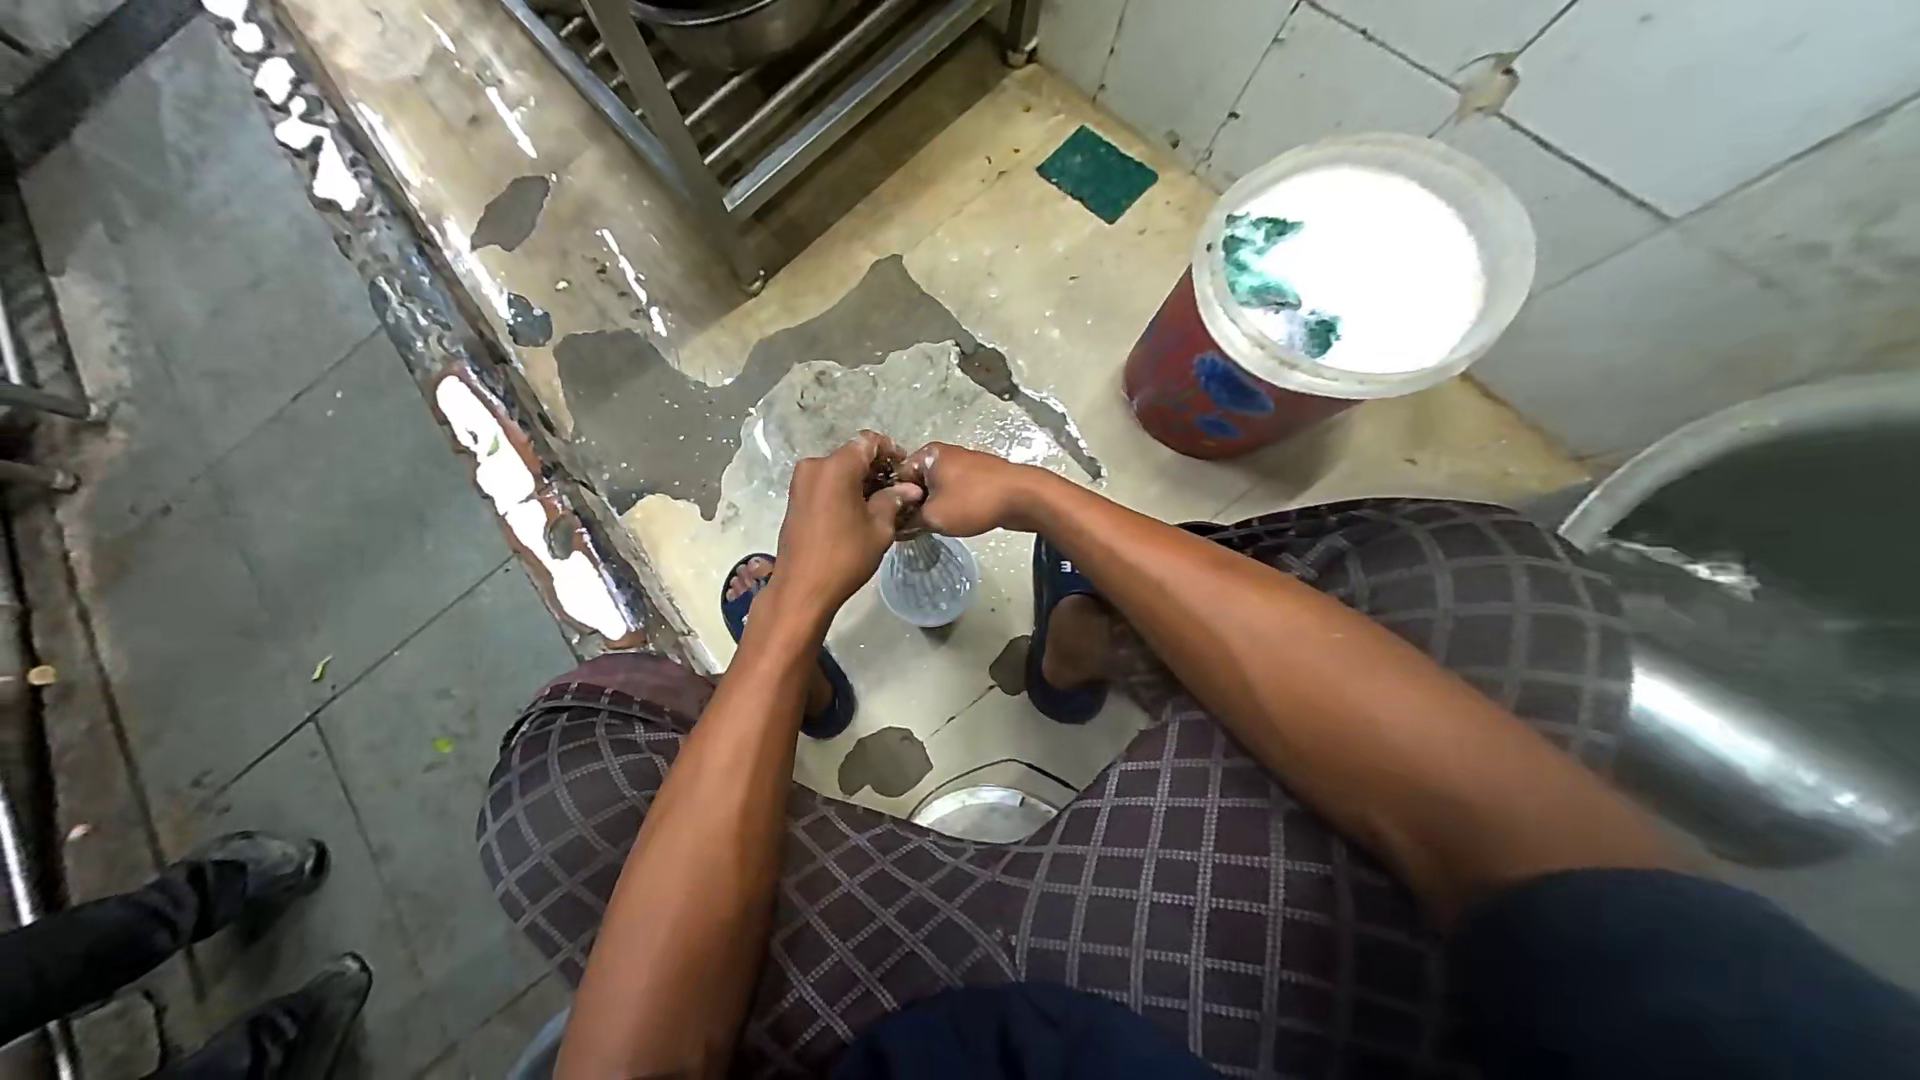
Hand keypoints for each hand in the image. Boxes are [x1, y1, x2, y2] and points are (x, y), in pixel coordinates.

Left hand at [772, 431, 922, 614]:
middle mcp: (814, 466)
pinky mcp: (795, 498)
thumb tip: (910, 488)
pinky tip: (859, 510)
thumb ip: (894, 500)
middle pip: (852, 454)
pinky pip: (825, 483)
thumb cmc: (845, 557)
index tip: (905, 469)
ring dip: (860, 480)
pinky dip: (844, 489)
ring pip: (838, 469)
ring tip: (882, 502)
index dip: (890, 450)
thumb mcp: (879, 528)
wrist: (802, 588)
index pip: (868, 442)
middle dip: (876, 468)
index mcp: (836, 467)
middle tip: (898, 489)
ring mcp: (801, 482)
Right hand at [899, 442, 1046, 536]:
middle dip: (913, 505)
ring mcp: (963, 464)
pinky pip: (954, 492)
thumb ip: (910, 521)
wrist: (1024, 497)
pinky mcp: (978, 477)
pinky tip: (952, 522)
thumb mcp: (933, 516)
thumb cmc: (974, 502)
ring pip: (936, 489)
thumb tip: (897, 527)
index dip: (892, 501)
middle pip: (916, 483)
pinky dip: (950, 506)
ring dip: (932, 508)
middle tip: (912, 529)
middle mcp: (943, 454)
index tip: (893, 522)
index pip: (896, 478)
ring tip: (932, 527)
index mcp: (928, 454)